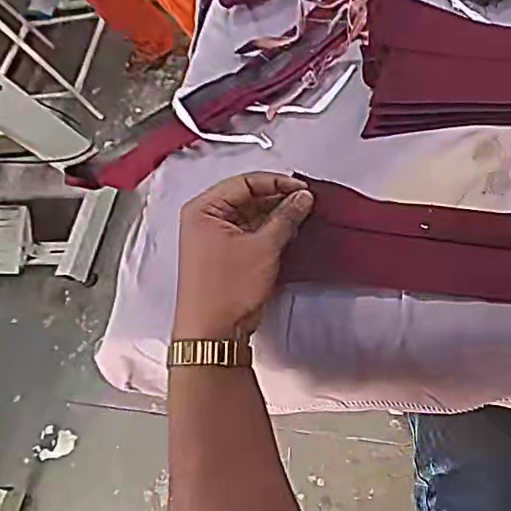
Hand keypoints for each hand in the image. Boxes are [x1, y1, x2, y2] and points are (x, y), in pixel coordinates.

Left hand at [175, 173, 312, 339]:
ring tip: (303, 217)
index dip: (276, 183)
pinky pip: (254, 233)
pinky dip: (273, 232)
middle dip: (279, 199)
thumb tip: (302, 198)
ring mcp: (218, 238)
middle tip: (306, 203)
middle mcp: (207, 220)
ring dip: (278, 216)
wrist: (214, 328)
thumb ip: (286, 217)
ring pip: (253, 216)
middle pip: (249, 197)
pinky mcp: (230, 255)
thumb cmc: (225, 289)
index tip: (301, 189)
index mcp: (204, 209)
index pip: (245, 182)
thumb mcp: (263, 247)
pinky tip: (292, 233)